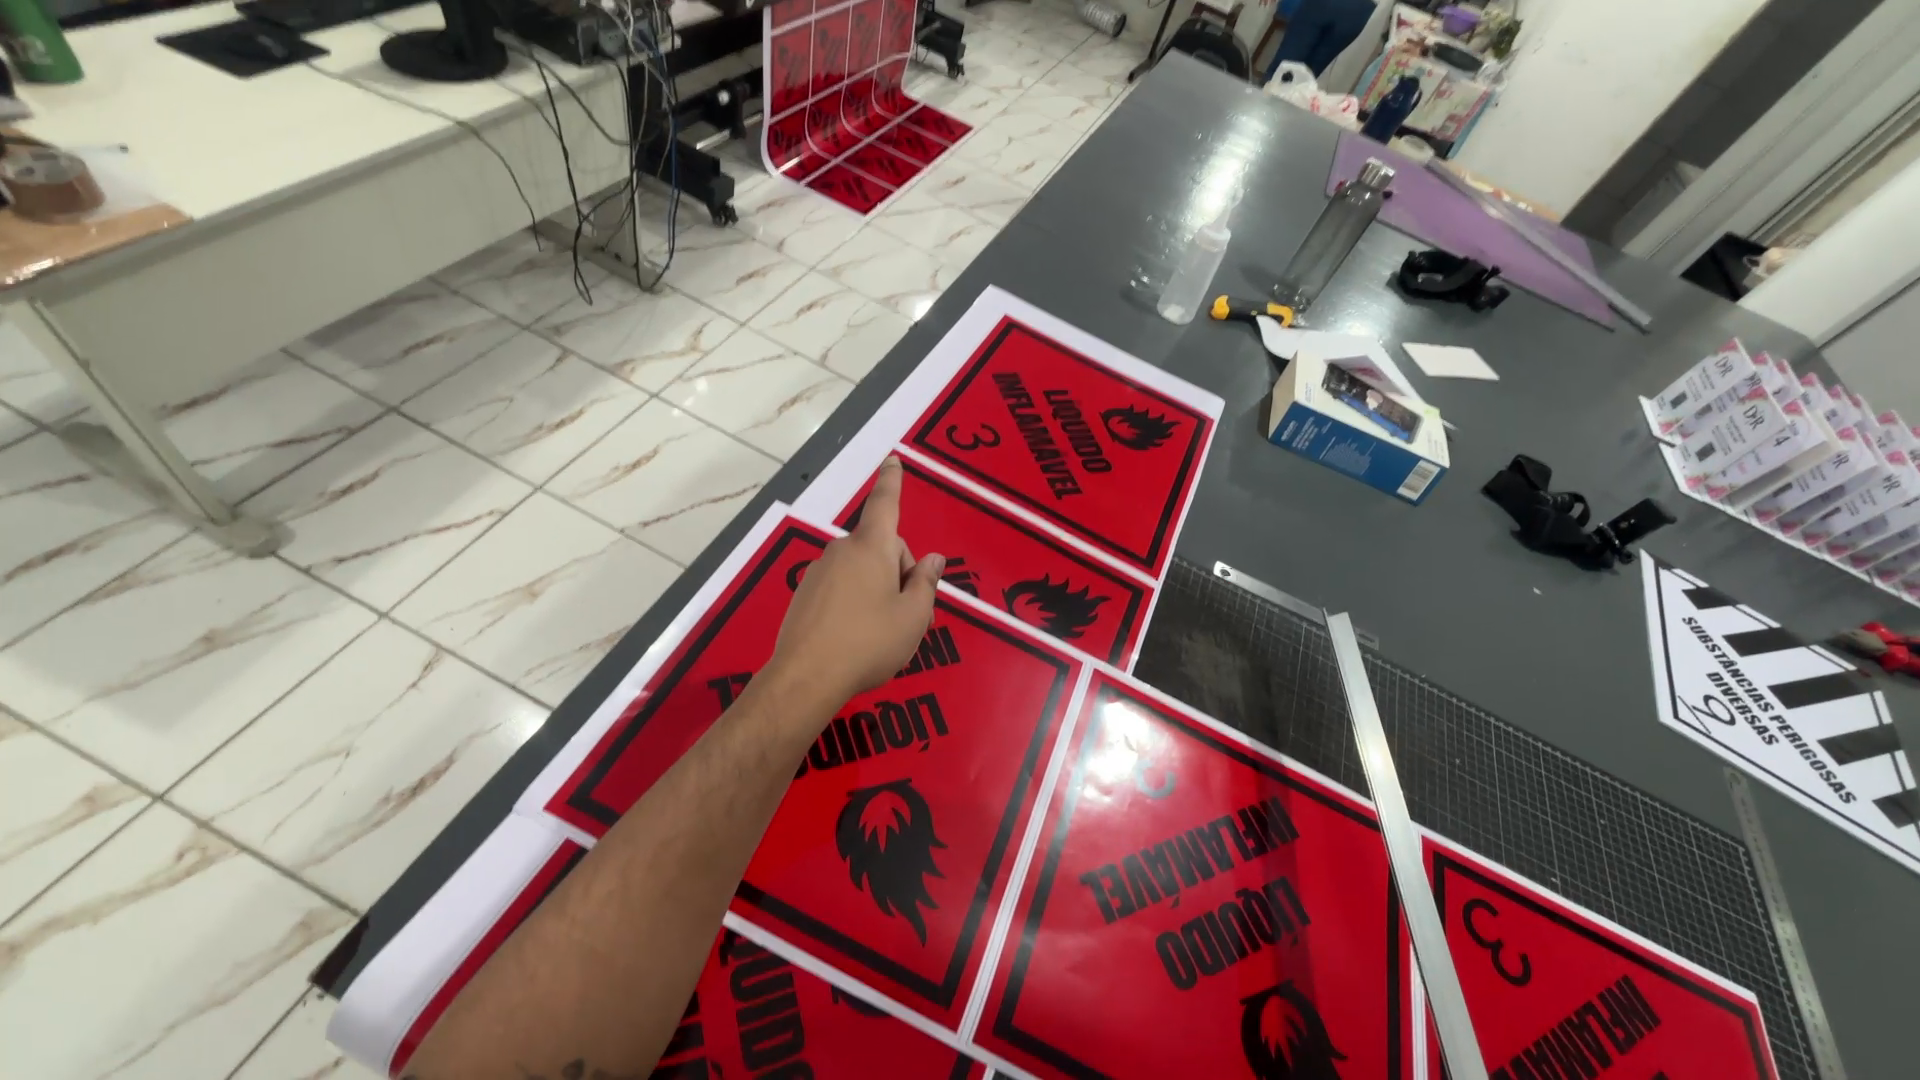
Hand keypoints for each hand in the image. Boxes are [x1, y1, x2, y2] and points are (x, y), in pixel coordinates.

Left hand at [768, 457, 944, 707]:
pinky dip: (854, 602)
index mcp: (871, 548)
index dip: (892, 481)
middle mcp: (841, 551)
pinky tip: (856, 636)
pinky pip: (840, 587)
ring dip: (878, 589)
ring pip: (860, 570)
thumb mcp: (913, 617)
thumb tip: (932, 559)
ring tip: (884, 632)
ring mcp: (819, 572)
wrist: (807, 677)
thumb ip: (926, 584)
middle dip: (899, 571)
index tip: (892, 459)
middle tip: (910, 615)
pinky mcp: (804, 595)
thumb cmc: (870, 643)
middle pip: (880, 548)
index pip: (885, 504)